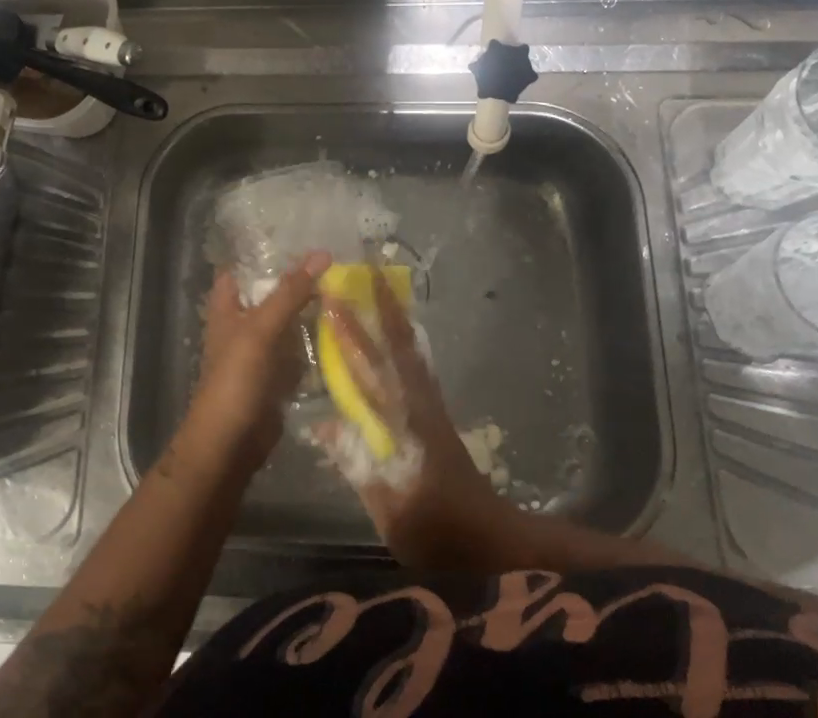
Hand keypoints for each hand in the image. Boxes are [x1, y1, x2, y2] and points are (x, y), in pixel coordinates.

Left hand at [192, 252, 331, 462]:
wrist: (230, 443)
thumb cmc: (235, 379)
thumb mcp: (260, 329)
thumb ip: (289, 292)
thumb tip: (322, 253)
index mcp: (227, 308)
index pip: (242, 270)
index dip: (265, 254)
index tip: (302, 238)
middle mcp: (242, 326)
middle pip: (272, 296)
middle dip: (300, 284)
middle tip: (340, 264)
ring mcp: (261, 353)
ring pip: (289, 325)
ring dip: (313, 314)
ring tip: (351, 291)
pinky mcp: (277, 378)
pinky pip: (300, 355)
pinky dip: (317, 346)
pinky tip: (346, 333)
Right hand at [321, 271, 527, 570]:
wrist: (494, 544)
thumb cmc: (439, 532)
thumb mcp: (390, 508)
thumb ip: (357, 464)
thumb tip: (323, 425)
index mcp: (406, 424)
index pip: (375, 368)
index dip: (355, 332)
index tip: (336, 297)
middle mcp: (421, 408)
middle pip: (399, 348)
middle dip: (381, 309)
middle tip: (365, 273)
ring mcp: (431, 413)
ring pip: (411, 356)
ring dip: (394, 322)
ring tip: (378, 294)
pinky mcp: (436, 423)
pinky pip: (415, 373)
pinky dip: (403, 348)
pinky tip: (394, 344)